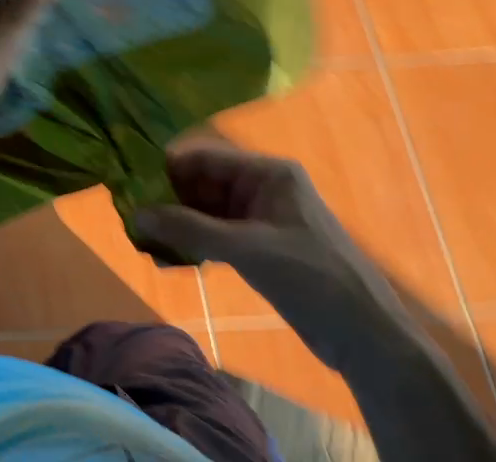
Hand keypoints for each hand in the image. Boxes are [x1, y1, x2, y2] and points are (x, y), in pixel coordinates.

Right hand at [132, 141, 406, 374]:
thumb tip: (134, 215)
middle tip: (133, 224)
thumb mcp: (245, 249)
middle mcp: (262, 187)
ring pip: (204, 213)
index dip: (164, 171)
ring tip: (147, 247)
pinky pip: (215, 236)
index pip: (202, 158)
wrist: (367, 337)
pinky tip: (170, 262)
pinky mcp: (260, 247)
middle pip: (200, 185)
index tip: (128, 190)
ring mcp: (261, 218)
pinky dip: (192, 245)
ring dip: (177, 228)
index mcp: (267, 173)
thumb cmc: (311, 277)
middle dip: (167, 203)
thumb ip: (187, 229)